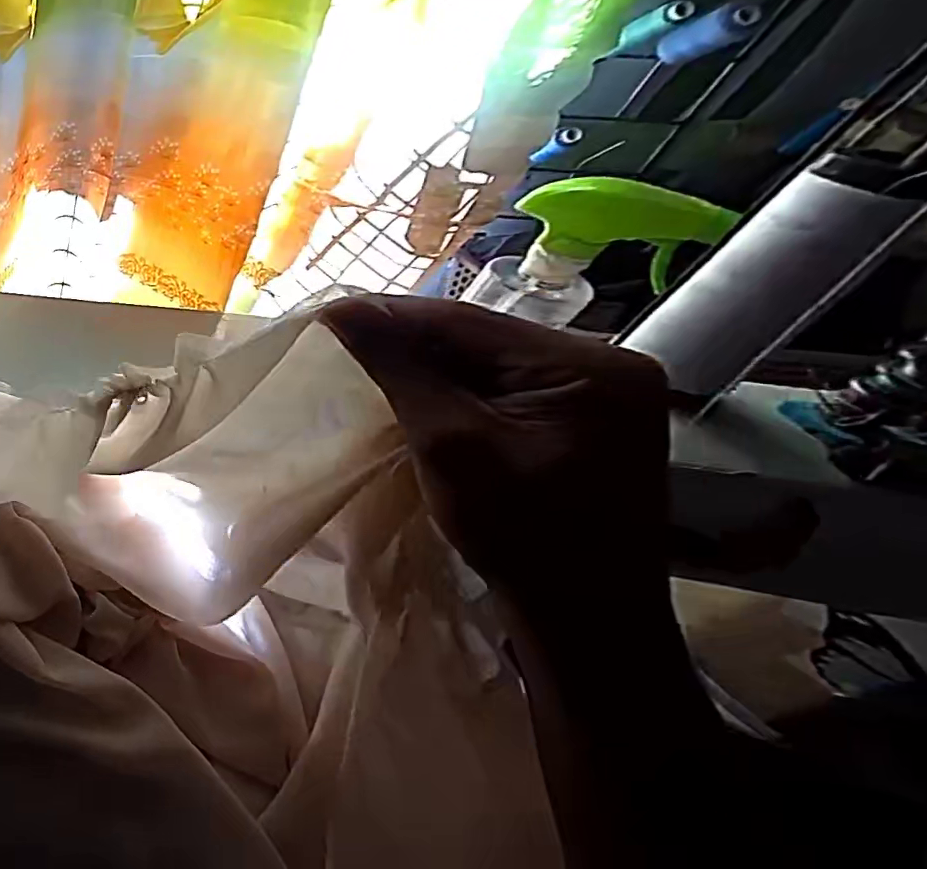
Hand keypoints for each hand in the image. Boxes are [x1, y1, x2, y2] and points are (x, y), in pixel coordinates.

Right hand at [319, 295, 670, 606]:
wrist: (584, 619)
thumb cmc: (521, 534)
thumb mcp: (449, 442)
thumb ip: (398, 368)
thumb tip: (341, 309)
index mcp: (588, 365)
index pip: (463, 320)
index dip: (387, 314)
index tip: (324, 315)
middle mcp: (602, 362)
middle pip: (474, 335)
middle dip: (403, 338)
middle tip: (335, 340)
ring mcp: (593, 390)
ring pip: (480, 357)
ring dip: (421, 361)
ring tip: (360, 360)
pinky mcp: (575, 414)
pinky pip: (495, 382)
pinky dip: (447, 384)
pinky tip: (409, 389)